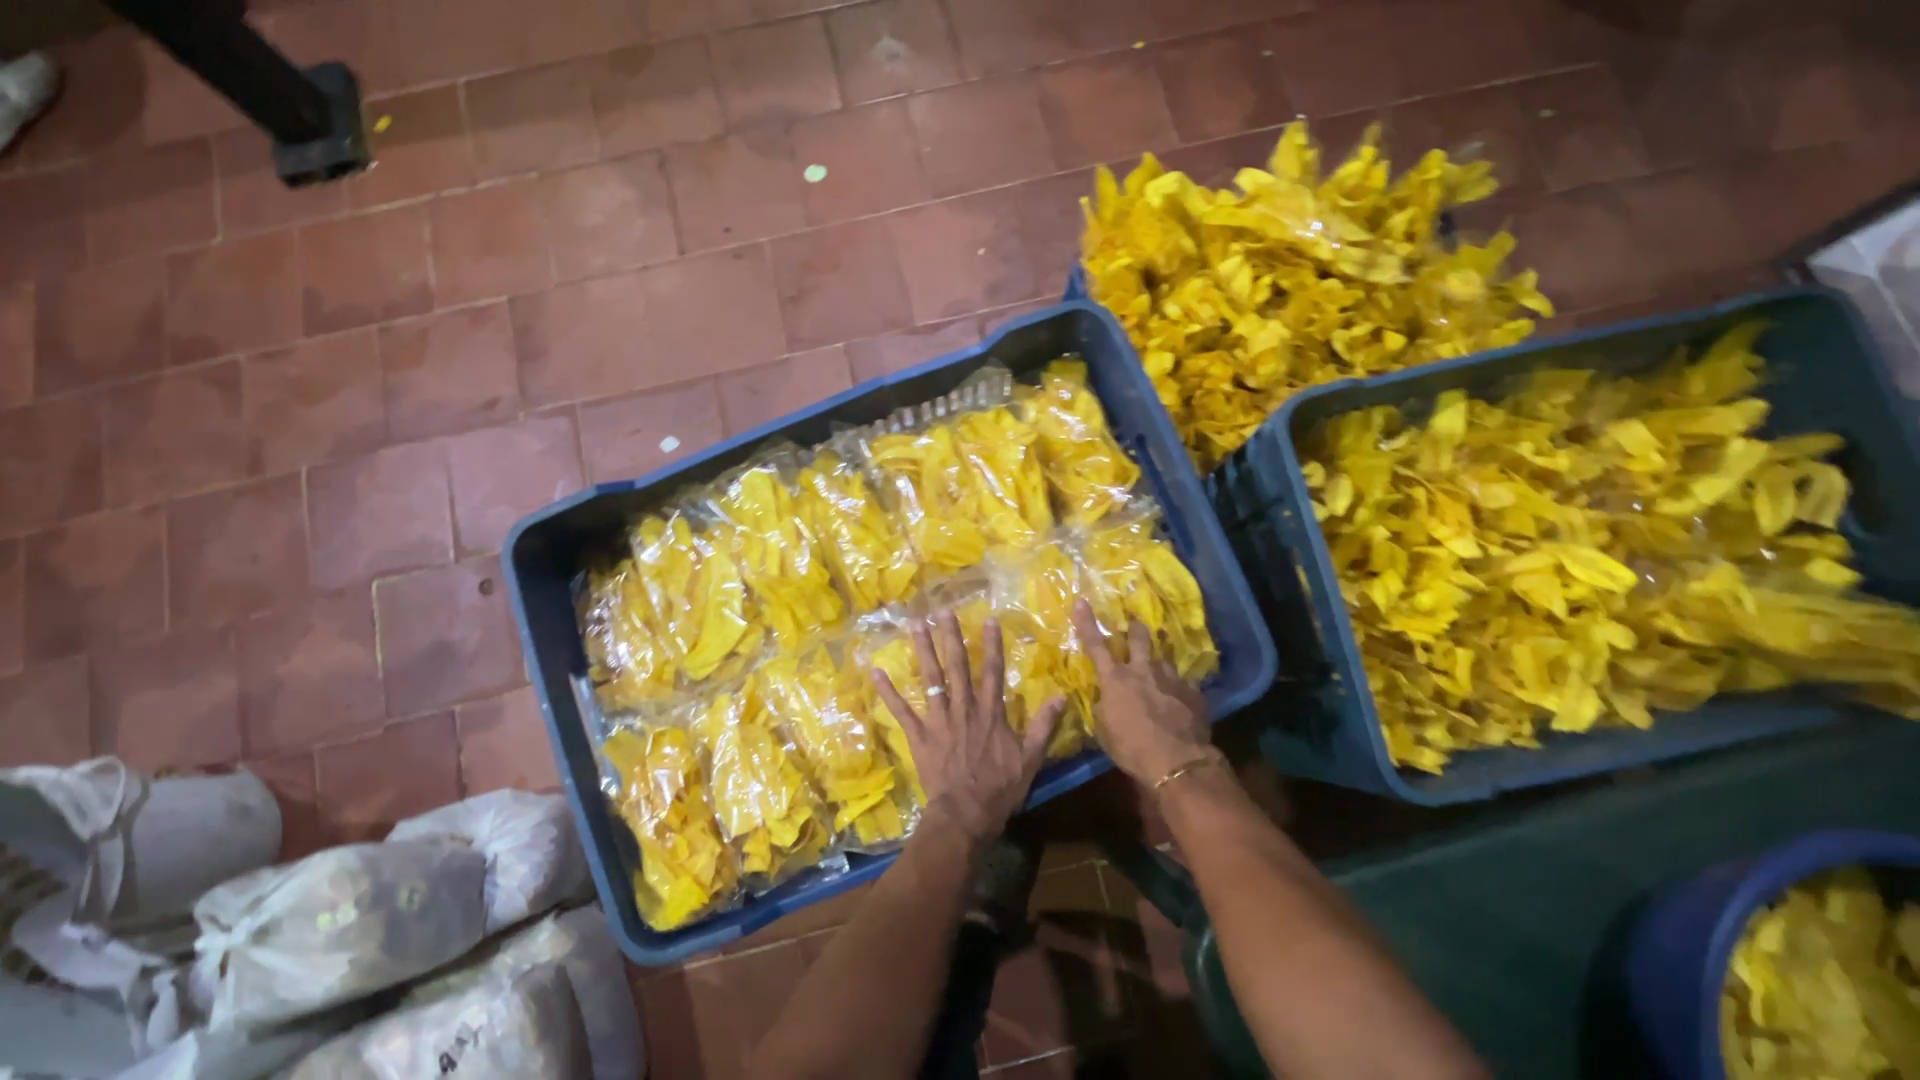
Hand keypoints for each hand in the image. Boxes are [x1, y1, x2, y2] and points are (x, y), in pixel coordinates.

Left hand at [873, 610, 1064, 843]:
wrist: (967, 813)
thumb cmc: (1000, 788)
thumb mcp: (1031, 759)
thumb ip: (1043, 726)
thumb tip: (1061, 697)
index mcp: (991, 713)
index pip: (993, 672)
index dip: (992, 645)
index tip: (988, 619)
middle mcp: (964, 709)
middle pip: (958, 666)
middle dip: (951, 636)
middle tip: (942, 610)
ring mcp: (939, 720)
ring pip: (930, 678)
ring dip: (922, 650)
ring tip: (915, 625)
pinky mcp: (919, 736)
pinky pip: (901, 710)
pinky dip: (889, 692)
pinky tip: (876, 671)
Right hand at [1073, 599, 1214, 785]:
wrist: (1176, 761)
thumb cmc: (1131, 748)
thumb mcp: (1104, 731)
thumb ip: (1104, 708)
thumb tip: (1106, 699)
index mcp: (1116, 680)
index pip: (1095, 645)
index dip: (1087, 623)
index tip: (1081, 601)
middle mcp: (1143, 671)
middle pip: (1139, 639)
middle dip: (1136, 628)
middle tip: (1136, 622)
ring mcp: (1172, 679)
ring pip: (1165, 658)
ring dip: (1160, 656)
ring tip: (1162, 658)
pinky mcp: (1193, 693)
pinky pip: (1184, 684)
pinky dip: (1179, 688)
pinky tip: (1181, 697)